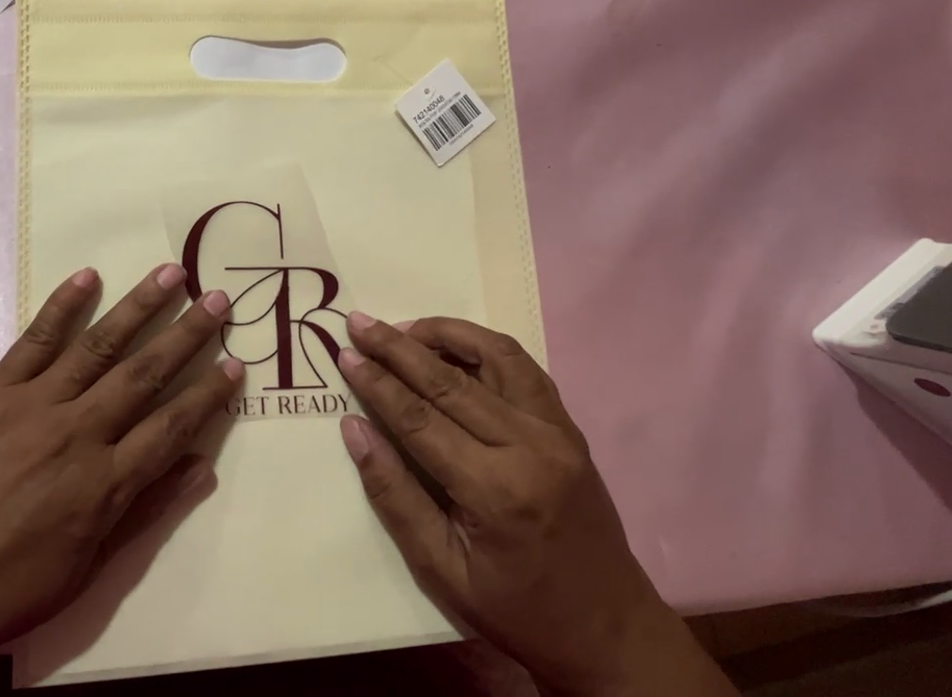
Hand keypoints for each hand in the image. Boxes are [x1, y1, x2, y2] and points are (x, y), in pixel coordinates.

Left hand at [0, 265, 242, 696]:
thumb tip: (198, 470)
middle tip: (219, 300)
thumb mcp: (79, 572)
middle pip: (144, 375)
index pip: (171, 429)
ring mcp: (31, 406)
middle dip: (187, 336)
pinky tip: (87, 278)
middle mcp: (76, 434)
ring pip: (98, 346)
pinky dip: (61, 307)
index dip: (207, 396)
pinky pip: (34, 342)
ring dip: (138, 307)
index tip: (236, 364)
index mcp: (102, 486)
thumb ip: (141, 514)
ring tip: (171, 272)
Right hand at [335, 315, 734, 696]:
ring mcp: (557, 432)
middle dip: (399, 347)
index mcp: (495, 490)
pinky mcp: (570, 428)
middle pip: (450, 381)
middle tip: (360, 322)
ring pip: (496, 358)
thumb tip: (354, 429)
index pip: (420, 418)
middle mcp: (531, 448)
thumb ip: (394, 495)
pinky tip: (456, 346)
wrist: (606, 629)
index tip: (345, 354)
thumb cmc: (515, 610)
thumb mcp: (441, 569)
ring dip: (446, 334)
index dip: (378, 383)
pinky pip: (524, 370)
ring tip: (405, 329)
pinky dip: (485, 347)